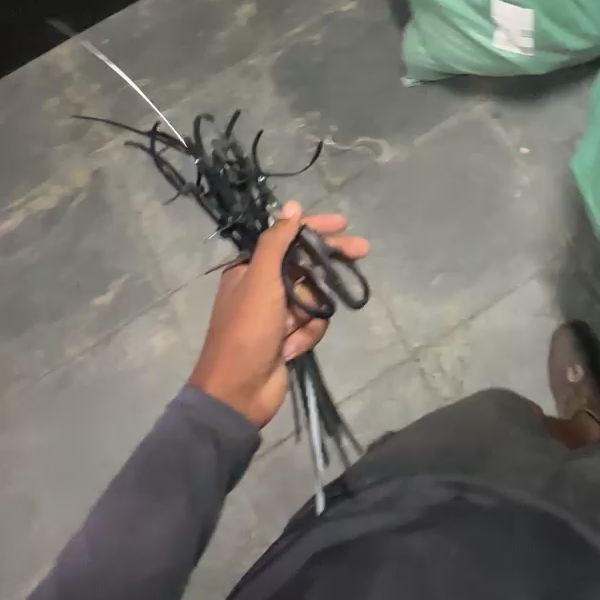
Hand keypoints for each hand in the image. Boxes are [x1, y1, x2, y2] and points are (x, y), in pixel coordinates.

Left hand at [187, 202, 370, 427]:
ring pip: (315, 297)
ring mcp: (277, 314)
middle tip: (362, 252)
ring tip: (297, 329)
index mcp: (250, 270)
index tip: (344, 225)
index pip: (289, 239)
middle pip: (307, 266)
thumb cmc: (246, 331)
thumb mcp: (260, 280)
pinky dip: (307, 334)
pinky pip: (313, 323)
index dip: (317, 230)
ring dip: (312, 312)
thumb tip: (292, 207)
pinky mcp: (288, 337)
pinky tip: (292, 348)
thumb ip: (277, 241)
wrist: (237, 392)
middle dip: (330, 265)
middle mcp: (263, 287)